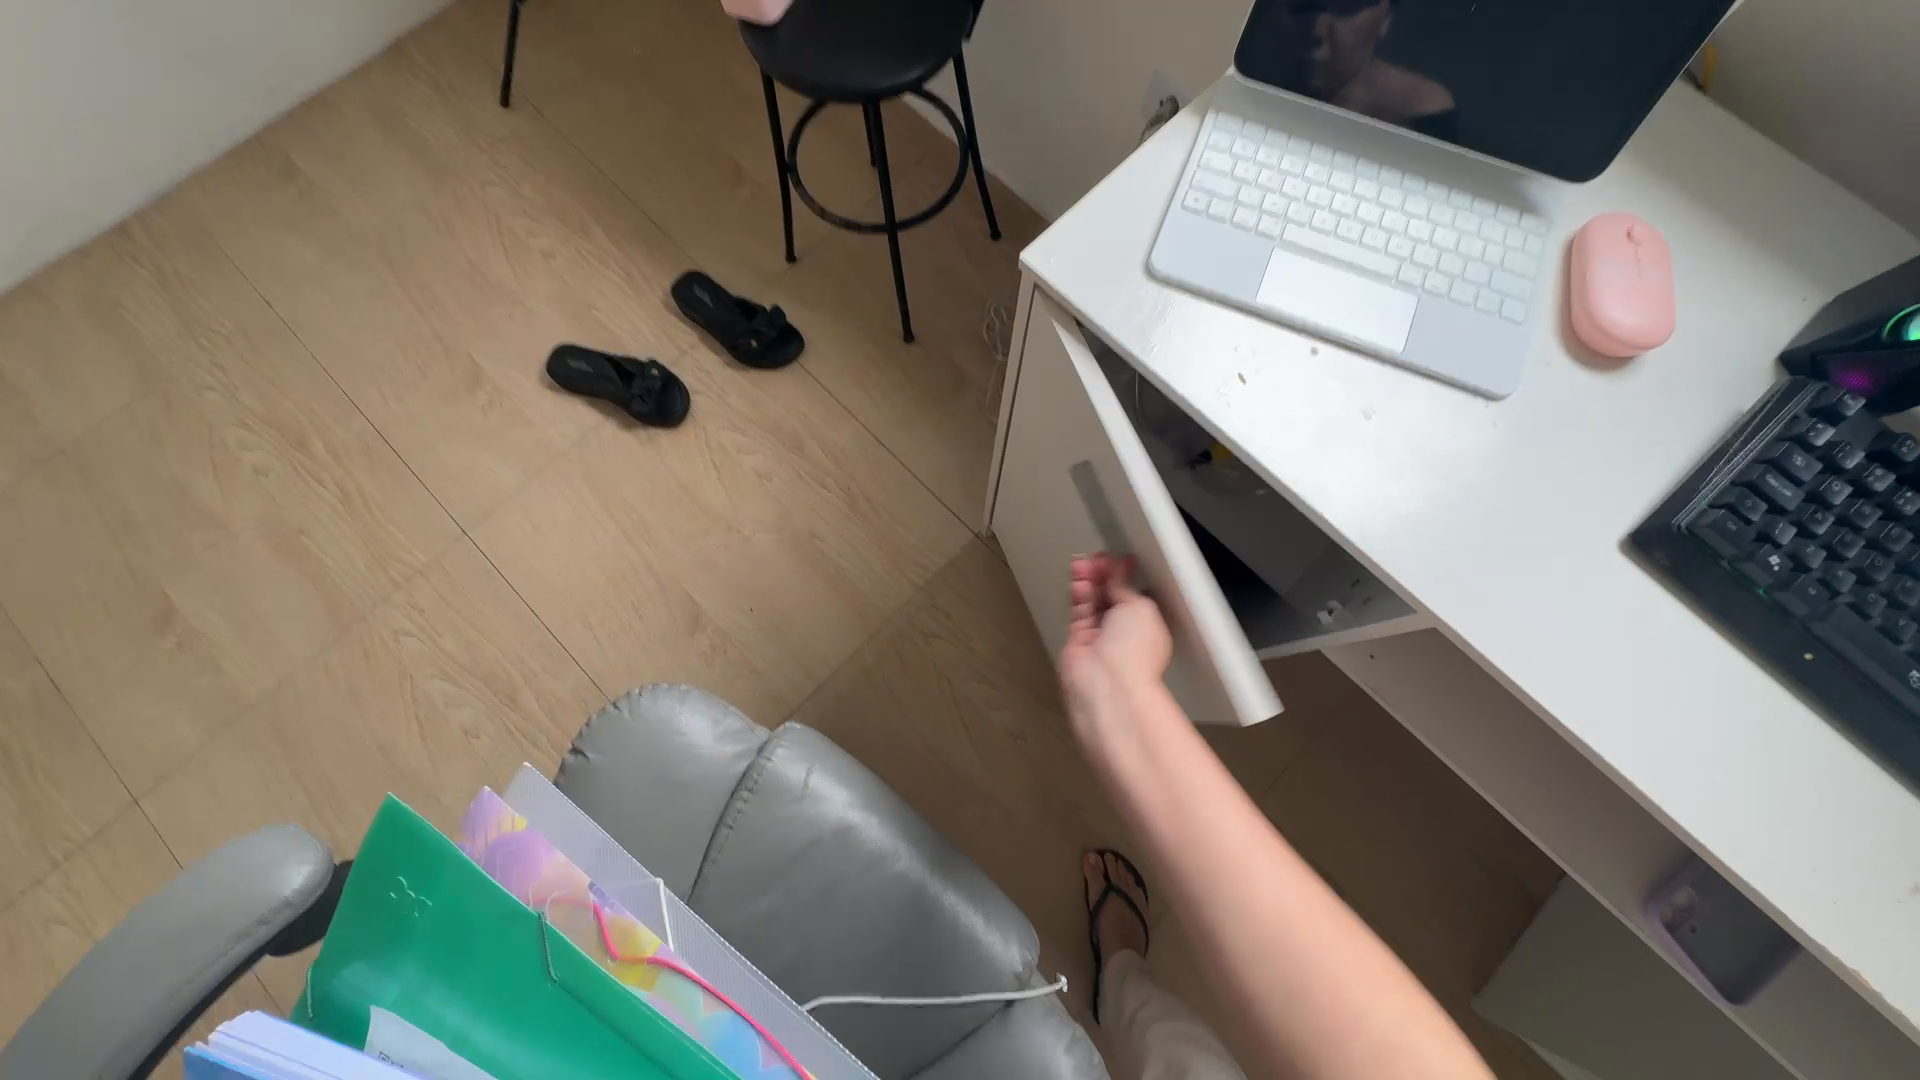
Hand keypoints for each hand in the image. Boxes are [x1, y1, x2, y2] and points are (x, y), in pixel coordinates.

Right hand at [1060, 554, 1172, 734]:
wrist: (1107, 684)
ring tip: (1082, 563)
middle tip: (1097, 558)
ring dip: (1088, 581)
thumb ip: (1125, 586)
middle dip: (1104, 575)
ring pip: (1092, 601)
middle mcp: (1124, 632)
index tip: (1117, 559)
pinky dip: (1078, 594)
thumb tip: (1119, 570)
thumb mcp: (1140, 607)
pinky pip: (1078, 611)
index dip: (1125, 576)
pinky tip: (1078, 579)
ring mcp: (1100, 637)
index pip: (1134, 595)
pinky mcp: (1078, 640)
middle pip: (1111, 596)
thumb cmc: (1134, 650)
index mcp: (1148, 626)